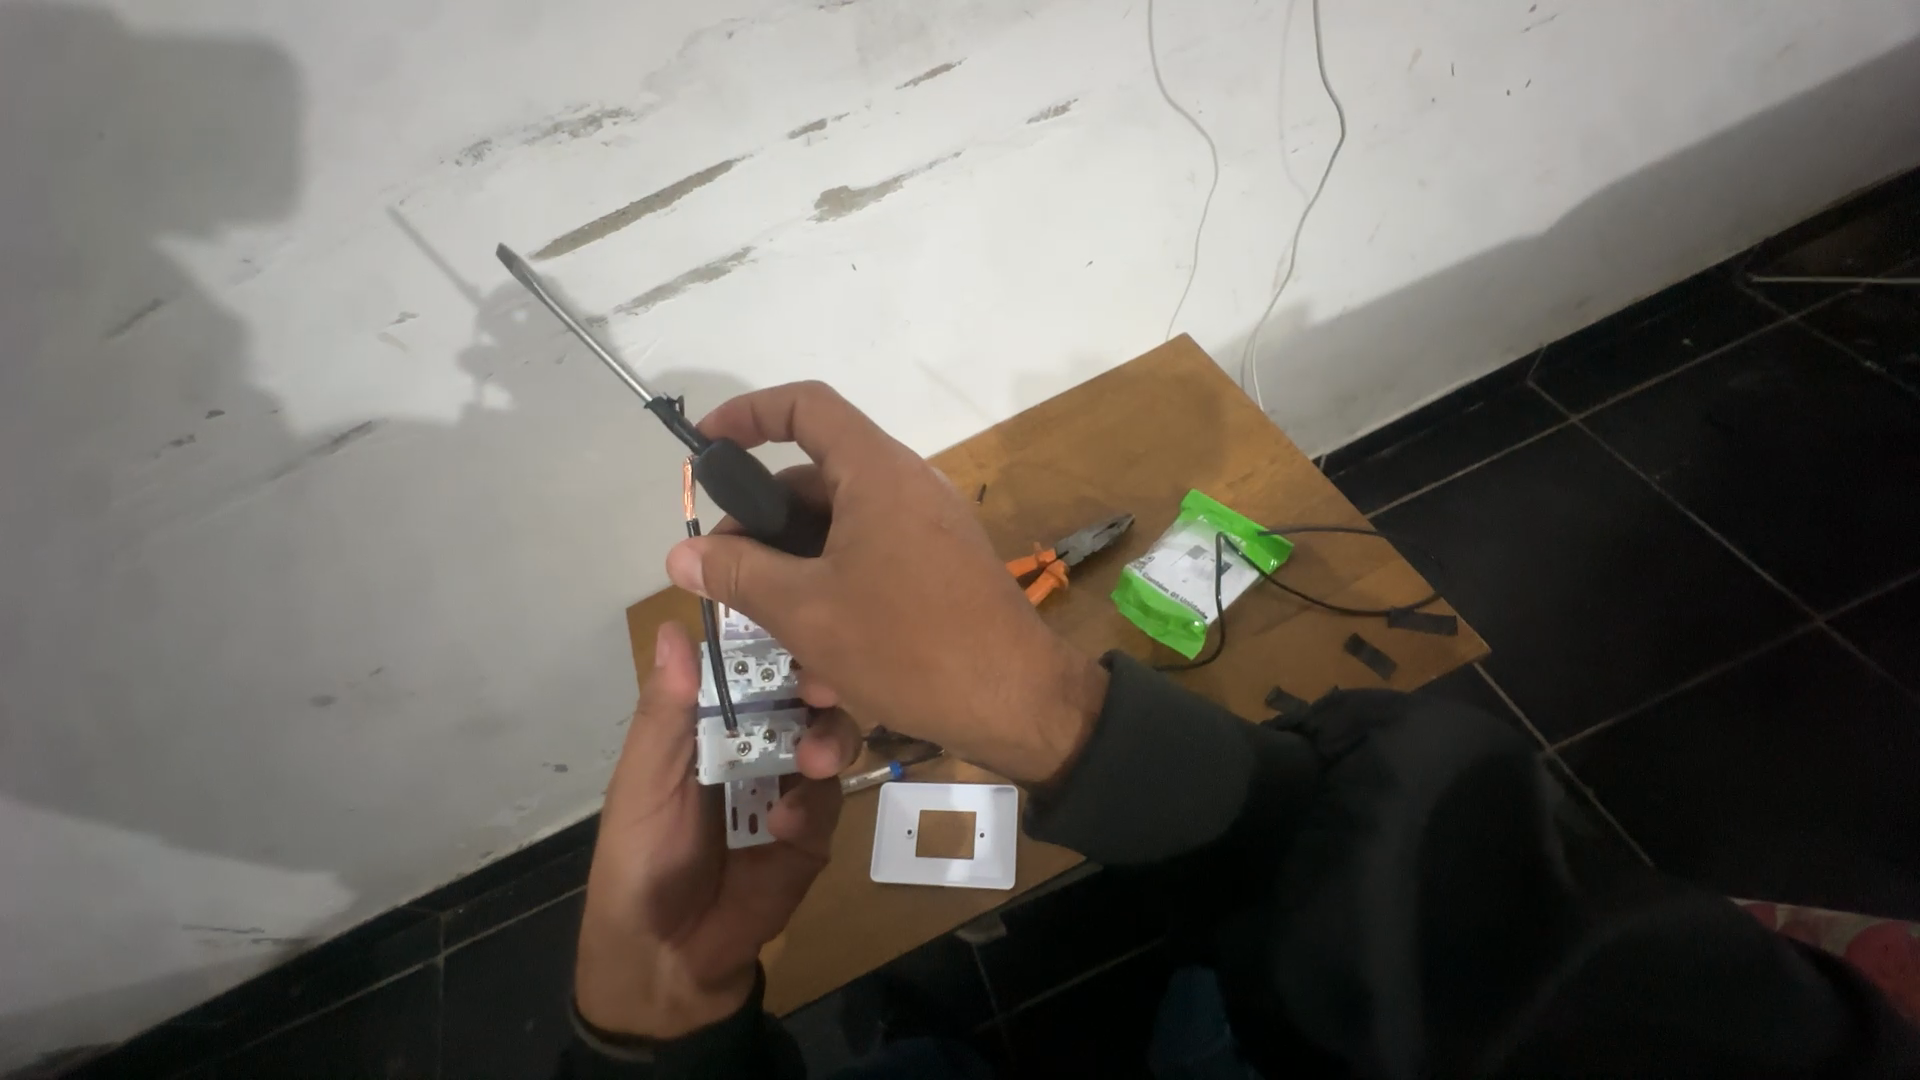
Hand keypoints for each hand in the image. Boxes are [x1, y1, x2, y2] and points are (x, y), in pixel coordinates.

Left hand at [574, 622, 859, 1038]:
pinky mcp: (816, 831)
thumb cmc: (638, 860)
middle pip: (805, 697)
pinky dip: (812, 808)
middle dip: (819, 687)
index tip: (794, 615)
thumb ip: (666, 712)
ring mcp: (791, 787)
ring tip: (812, 762)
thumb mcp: (643, 782)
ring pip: (831, 739)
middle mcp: (760, 745)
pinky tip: (785, 828)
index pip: (754, 668)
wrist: (665, 961)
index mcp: (714, 725)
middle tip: (821, 690)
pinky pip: (830, 802)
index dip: (775, 643)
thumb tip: (674, 628)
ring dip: (827, 741)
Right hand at [665, 382, 1108, 784]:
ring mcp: (927, 529)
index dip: (749, 413)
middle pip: (815, 481)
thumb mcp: (807, 611)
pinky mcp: (939, 569)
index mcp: (877, 471)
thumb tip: (680, 552)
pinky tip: (819, 658)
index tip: (706, 446)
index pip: (806, 406)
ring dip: (797, 575)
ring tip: (770, 634)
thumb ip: (738, 574)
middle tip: (724, 579)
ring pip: (840, 534)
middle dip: (762, 527)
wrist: (1017, 701)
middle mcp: (906, 486)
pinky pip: (872, 562)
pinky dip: (836, 593)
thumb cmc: (908, 645)